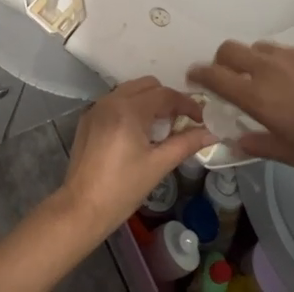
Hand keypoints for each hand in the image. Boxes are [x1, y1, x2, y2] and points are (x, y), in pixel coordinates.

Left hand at [57, 78, 216, 239]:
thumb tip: (211, 134)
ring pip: (129, 91)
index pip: (164, 95)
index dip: (187, 103)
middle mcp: (111, 100)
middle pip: (146, 86)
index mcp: (129, 109)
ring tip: (161, 128)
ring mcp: (96, 108)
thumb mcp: (158, 166)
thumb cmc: (123, 188)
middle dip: (166, 99)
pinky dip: (131, 108)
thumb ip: (185, 144)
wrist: (82, 207)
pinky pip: (115, 102)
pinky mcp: (88, 119)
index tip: (202, 118)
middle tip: (180, 122)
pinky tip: (137, 133)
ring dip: (148, 102)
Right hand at [187, 41, 293, 183]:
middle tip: (229, 77)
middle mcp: (270, 68)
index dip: (199, 74)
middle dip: (222, 61)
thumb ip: (259, 143)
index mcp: (258, 96)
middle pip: (230, 50)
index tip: (194, 77)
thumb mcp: (292, 155)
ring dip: (256, 62)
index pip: (214, 75)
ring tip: (274, 83)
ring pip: (262, 48)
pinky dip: (290, 63)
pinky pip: (293, 51)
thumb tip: (237, 138)